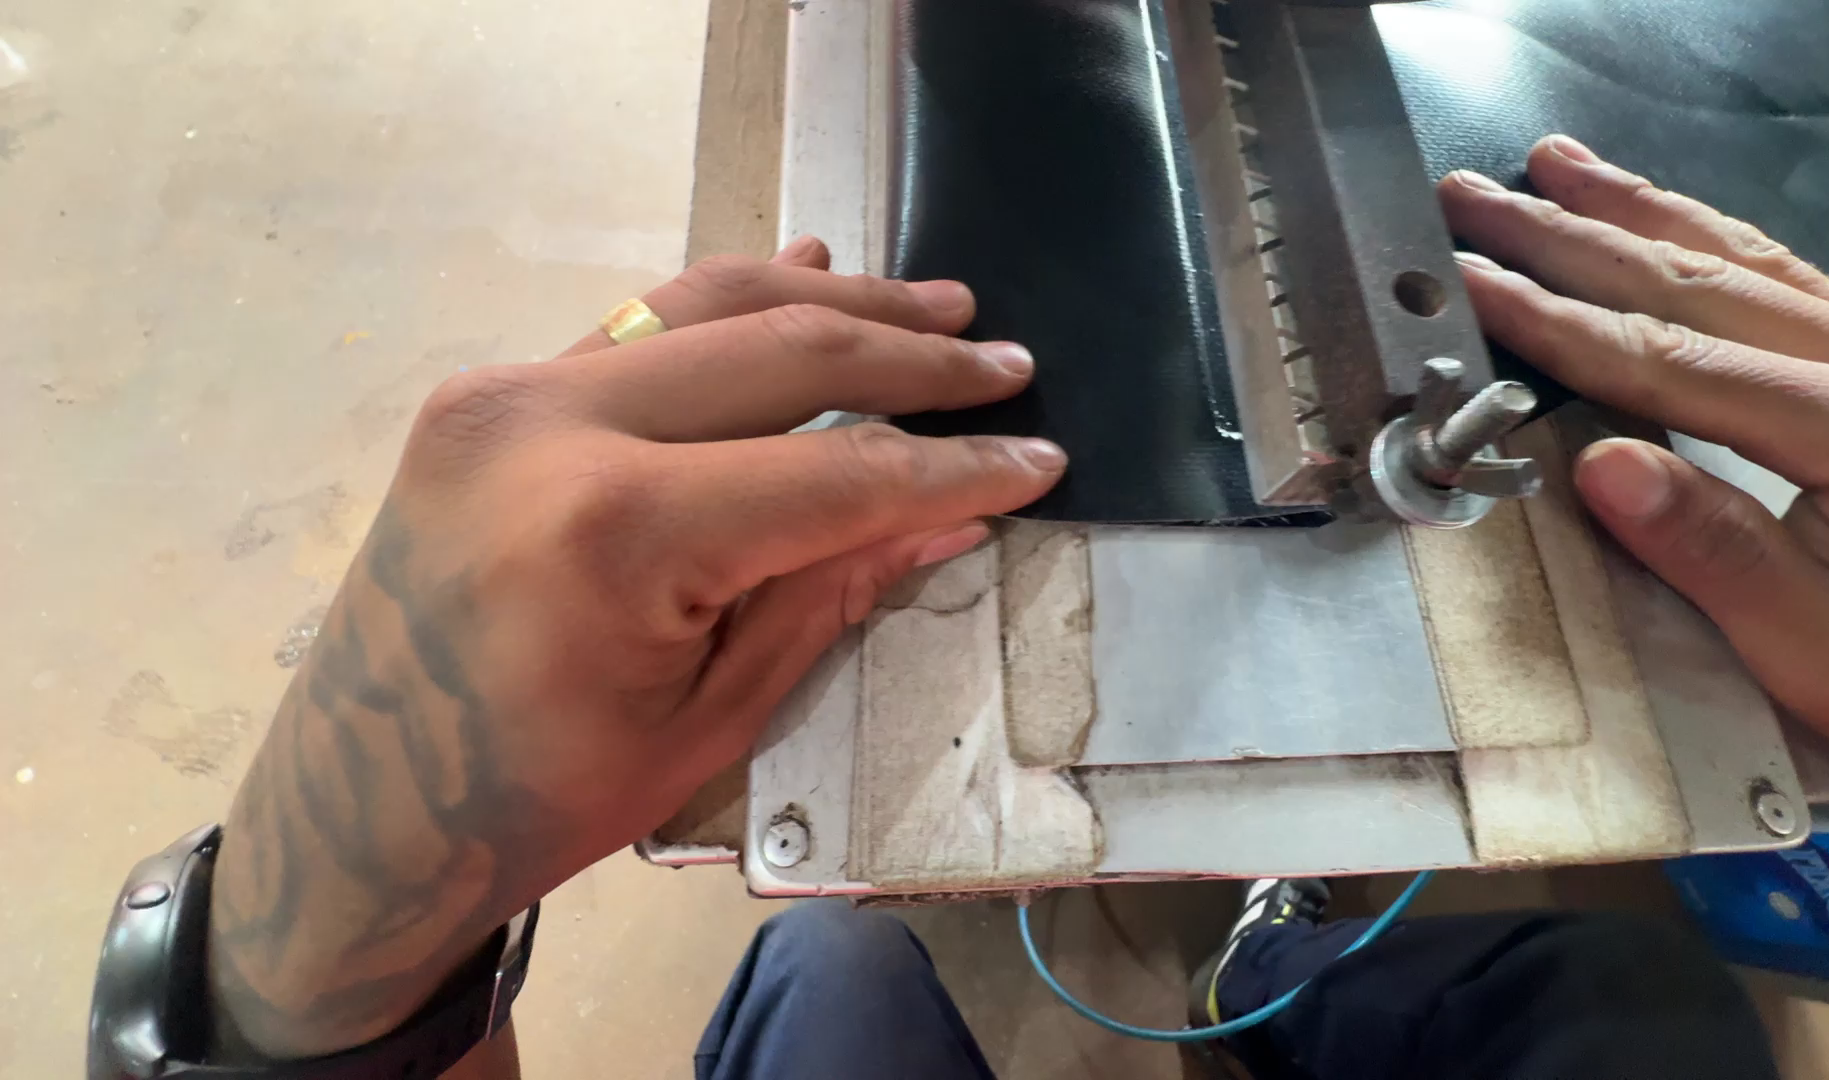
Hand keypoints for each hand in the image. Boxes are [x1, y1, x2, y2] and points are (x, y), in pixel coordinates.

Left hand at [206, 237, 1065, 1057]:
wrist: (365, 805)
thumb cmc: (551, 793)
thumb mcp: (720, 708)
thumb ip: (838, 588)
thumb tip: (952, 516)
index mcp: (618, 529)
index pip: (838, 473)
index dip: (953, 468)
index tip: (1037, 460)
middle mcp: (559, 421)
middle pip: (787, 355)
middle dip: (917, 362)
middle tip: (1007, 365)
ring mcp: (516, 387)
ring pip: (719, 307)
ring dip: (844, 303)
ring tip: (938, 310)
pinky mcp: (502, 389)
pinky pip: (648, 322)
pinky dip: (743, 301)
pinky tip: (808, 272)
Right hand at [1439, 135, 1828, 775]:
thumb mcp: (1826, 646)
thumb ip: (1714, 551)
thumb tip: (1598, 466)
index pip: (1656, 357)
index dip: (1546, 316)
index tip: (1467, 277)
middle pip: (1685, 281)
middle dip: (1563, 232)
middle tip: (1476, 193)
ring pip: (1738, 259)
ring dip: (1632, 209)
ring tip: (1558, 165)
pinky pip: (1783, 278)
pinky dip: (1708, 237)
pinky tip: (1666, 220)